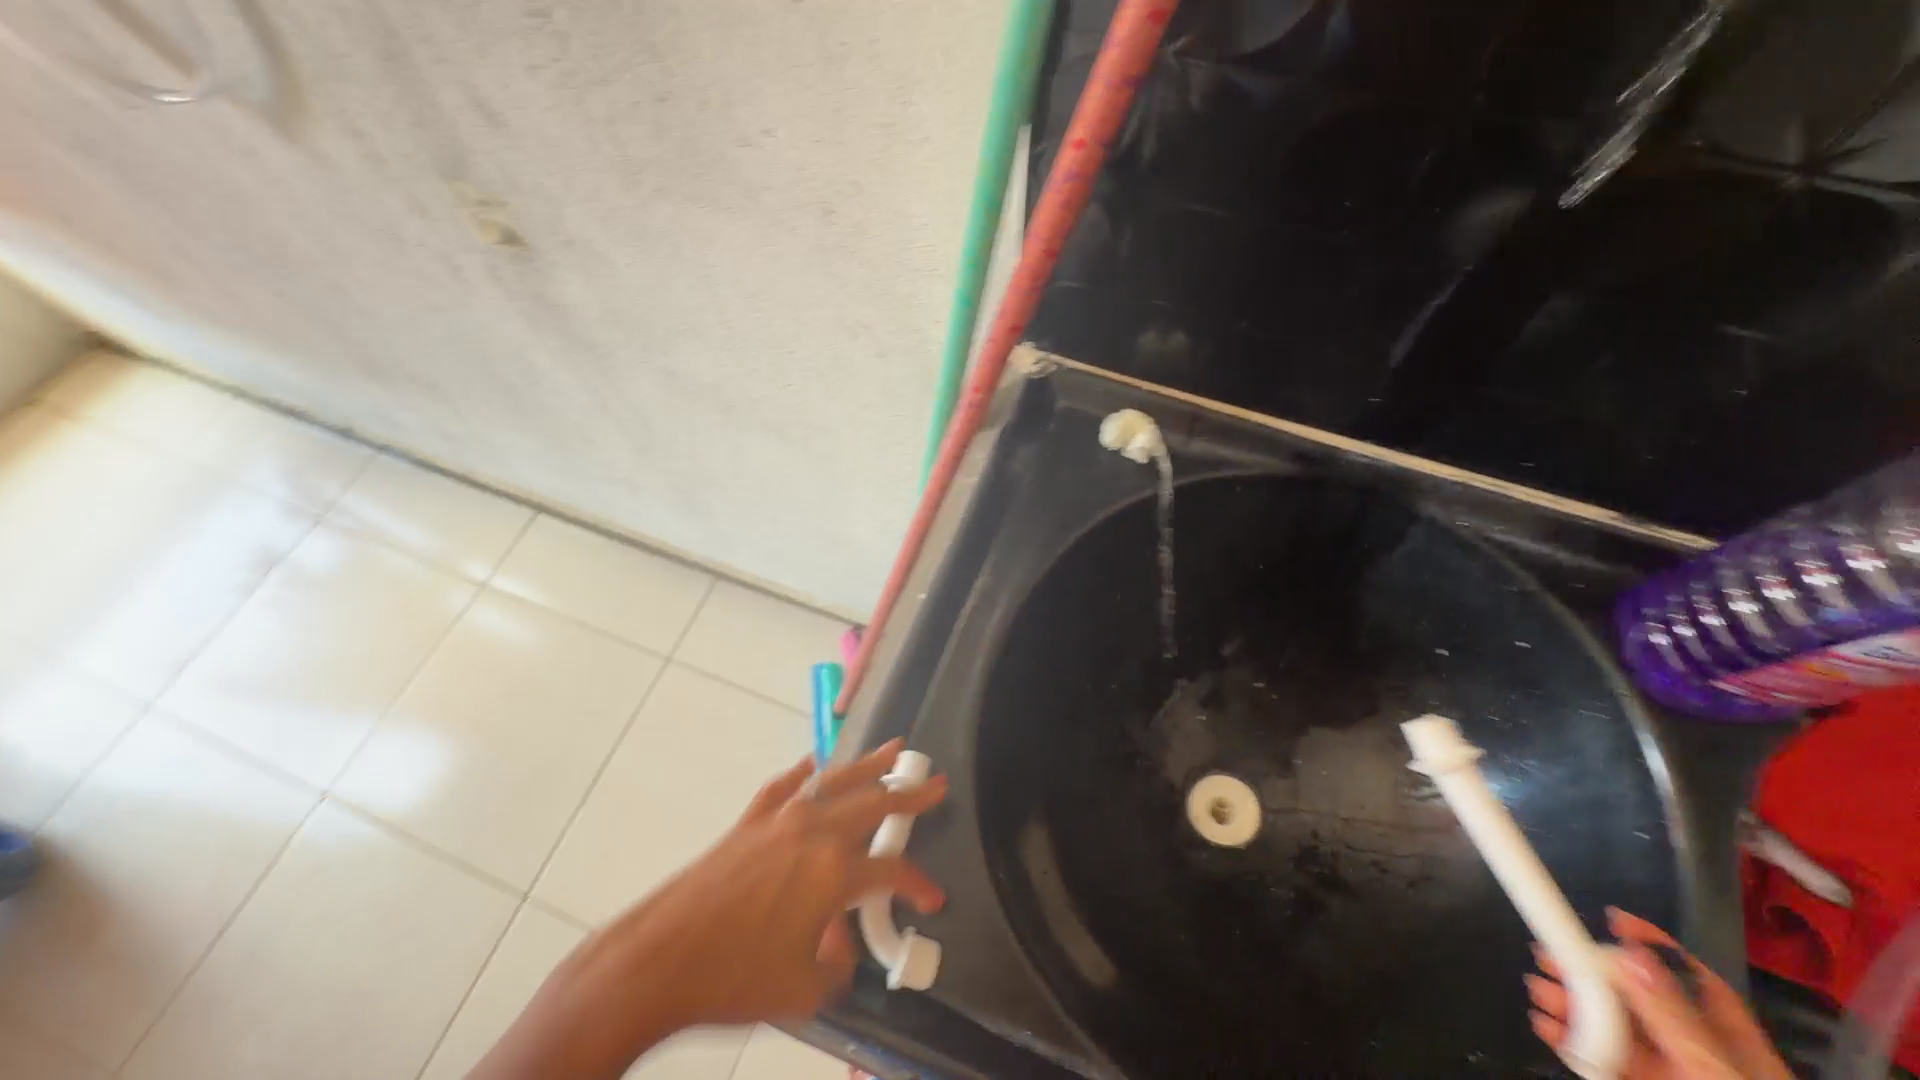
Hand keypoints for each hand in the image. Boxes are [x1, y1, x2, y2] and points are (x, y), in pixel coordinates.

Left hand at [470, 739, 946, 1079]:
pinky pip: (781, 789)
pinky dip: (800, 776)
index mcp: (835, 873)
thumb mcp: (805, 989)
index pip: (893, 872)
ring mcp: (776, 822)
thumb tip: (839, 942)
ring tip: (891, 750)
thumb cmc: (735, 978)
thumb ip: (838, 961)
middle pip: (873, 804)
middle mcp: (812, 834)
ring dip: (866, 766)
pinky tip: (810, 765)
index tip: (930, 901)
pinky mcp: (745, 826)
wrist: (657, 962)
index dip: (918, 886)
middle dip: (908, 794)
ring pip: (833, 782)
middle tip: (933, 781)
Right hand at [1526, 908, 1792, 1079]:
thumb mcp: (1713, 1071)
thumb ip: (1674, 1019)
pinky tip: (1547, 1027)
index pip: (1689, 979)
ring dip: (1572, 1004)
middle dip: (1590, 972)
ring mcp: (1667, 1073)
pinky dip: (1571, 1042)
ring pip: (1613, 1027)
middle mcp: (1694, 1050)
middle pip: (1637, 998)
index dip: (1651, 946)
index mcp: (1727, 1040)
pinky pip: (1603, 1061)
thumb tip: (1632, 957)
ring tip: (1537, 989)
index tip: (1613, 919)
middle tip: (1548, 952)